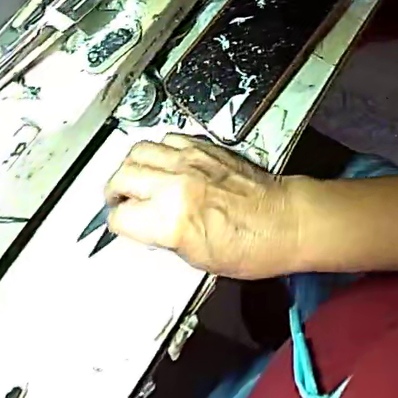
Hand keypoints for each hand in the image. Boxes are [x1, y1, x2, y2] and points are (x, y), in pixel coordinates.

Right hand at [102, 134, 301, 278]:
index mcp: (171, 218)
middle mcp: (176, 183)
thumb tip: (143, 225)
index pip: (121, 216)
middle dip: (114, 191)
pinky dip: (159, 151)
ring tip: (135, 179)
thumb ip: (162, 236)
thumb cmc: (250, 246)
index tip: (121, 225)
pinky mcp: (203, 146)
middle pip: (122, 176)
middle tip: (119, 200)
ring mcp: (189, 160)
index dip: (117, 224)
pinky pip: (167, 139)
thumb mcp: (196, 258)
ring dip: (131, 166)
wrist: (283, 220)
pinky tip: (163, 164)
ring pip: (139, 150)